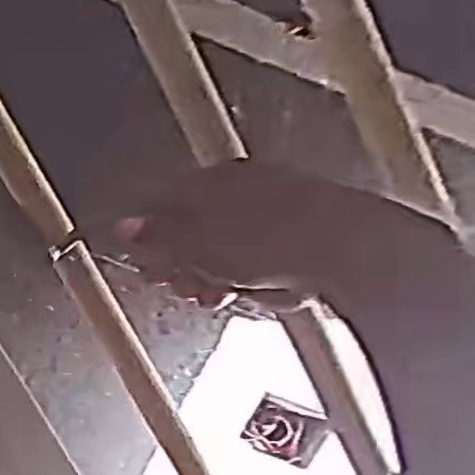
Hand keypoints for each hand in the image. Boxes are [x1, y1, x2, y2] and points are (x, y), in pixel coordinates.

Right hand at [114, 160, 431, 306]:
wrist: (353, 251)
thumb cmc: (265, 243)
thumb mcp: (192, 244)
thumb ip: (153, 236)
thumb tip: (121, 226)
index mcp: (213, 179)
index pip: (157, 206)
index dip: (143, 239)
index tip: (141, 265)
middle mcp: (241, 185)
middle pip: (186, 229)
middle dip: (178, 264)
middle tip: (178, 285)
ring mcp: (270, 206)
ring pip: (216, 248)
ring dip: (207, 276)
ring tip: (214, 294)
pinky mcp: (295, 230)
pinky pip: (248, 256)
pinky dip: (239, 276)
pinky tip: (241, 291)